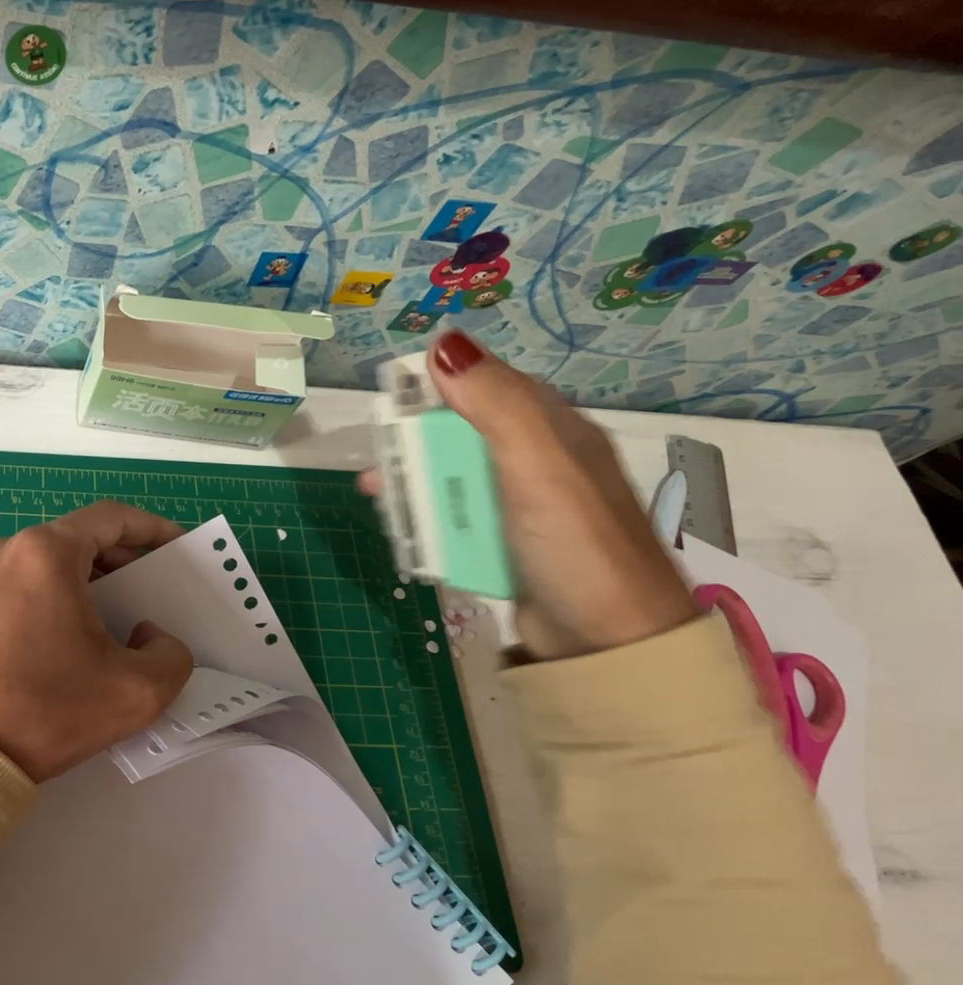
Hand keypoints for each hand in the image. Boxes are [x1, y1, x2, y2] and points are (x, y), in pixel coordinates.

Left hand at [0, 501, 195, 782]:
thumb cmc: (47, 711)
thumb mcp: (135, 691)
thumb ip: (171, 655)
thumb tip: (151, 636)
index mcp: (46, 553)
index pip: (112, 518)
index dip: (154, 529)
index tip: (181, 548)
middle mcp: (8, 551)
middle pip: (80, 537)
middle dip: (125, 559)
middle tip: (157, 589)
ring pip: (50, 561)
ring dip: (91, 579)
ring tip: (123, 615)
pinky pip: (25, 583)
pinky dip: (58, 594)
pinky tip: (77, 633)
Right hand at [363, 331, 697, 660]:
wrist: (607, 642)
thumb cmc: (573, 544)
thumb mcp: (535, 464)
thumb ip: (493, 404)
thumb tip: (443, 342)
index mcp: (555, 431)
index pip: (491, 387)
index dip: (441, 385)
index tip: (391, 397)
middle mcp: (541, 462)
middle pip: (464, 434)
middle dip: (414, 441)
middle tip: (376, 459)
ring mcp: (524, 508)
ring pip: (456, 477)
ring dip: (414, 482)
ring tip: (376, 497)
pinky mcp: (508, 546)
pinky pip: (458, 518)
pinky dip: (429, 518)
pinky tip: (409, 529)